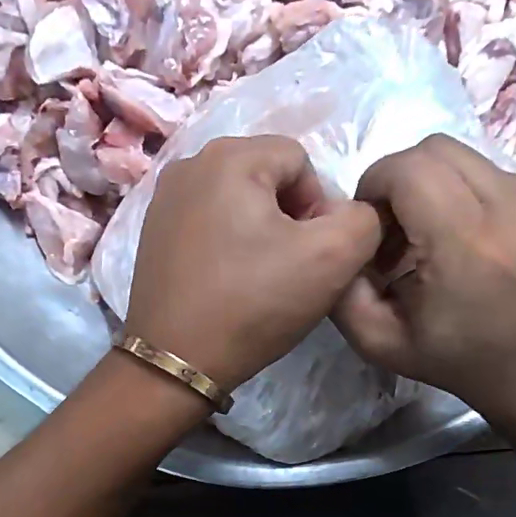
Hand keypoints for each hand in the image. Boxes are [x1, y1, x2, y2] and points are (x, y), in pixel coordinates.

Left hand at [125, 135, 381, 389]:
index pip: (301, 161)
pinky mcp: (153, 234)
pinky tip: (228, 283)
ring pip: (237, 202)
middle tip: (289, 269)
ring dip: (259, 233)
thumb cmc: (254, 303)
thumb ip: (362, 221)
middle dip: (289, 219)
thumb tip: (349, 214)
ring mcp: (164, 199)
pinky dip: (227, 247)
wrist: (177, 361)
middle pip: (267, 177)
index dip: (319, 207)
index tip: (311, 255)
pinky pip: (208, 224)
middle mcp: (189, 163)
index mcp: (229, 155)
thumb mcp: (333, 259)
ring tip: (259, 279)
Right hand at [332, 134, 515, 424]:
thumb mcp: (379, 342)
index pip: (407, 170)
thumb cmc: (454, 358)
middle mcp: (507, 208)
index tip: (372, 224)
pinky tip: (458, 229)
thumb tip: (343, 237)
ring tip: (425, 230)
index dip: (375, 184)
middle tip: (393, 227)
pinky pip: (482, 167)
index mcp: (466, 246)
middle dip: (398, 179)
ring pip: (456, 153)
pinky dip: (458, 188)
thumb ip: (343, 292)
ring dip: (427, 181)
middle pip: (431, 150)